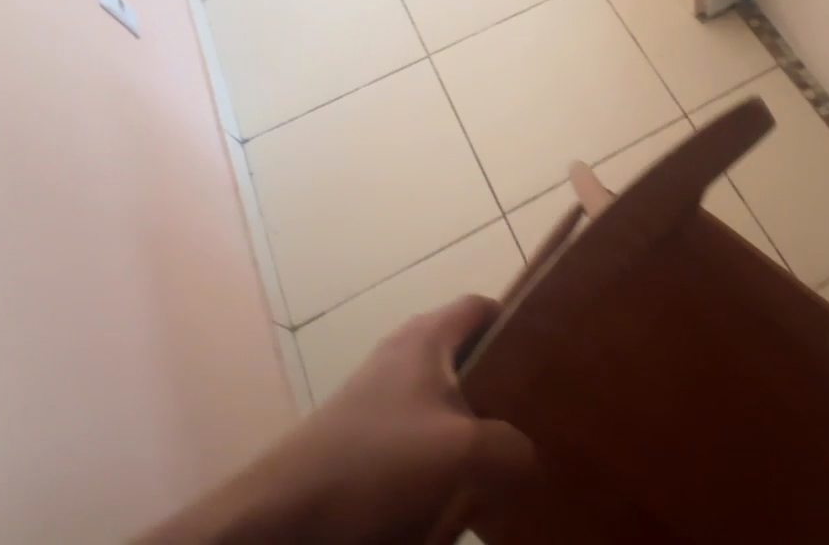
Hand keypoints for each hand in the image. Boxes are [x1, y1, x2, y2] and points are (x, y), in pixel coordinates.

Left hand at [140, 295, 534, 544]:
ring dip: (472, 435)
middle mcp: (402, 359)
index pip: (481, 307)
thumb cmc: (376, 464)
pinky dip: (441, 468)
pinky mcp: (360, 445)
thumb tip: (527, 458)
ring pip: (444, 408)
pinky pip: (418, 447)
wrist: (278, 522)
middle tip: (537, 417)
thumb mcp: (464, 453)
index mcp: (427, 338)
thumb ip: (512, 449)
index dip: (516, 320)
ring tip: (503, 466)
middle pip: (466, 359)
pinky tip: (455, 503)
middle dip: (501, 388)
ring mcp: (377, 402)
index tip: (549, 351)